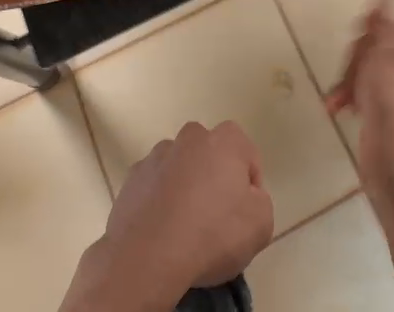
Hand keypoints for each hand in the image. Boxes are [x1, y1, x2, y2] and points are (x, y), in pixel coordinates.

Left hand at [66, 121, 273, 310]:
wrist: (149, 257)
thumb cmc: (213, 235)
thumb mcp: (261, 225)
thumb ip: (260, 201)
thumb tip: (245, 197)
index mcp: (226, 140)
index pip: (247, 156)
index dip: (250, 186)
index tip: (245, 214)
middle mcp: (190, 138)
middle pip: (210, 156)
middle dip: (215, 179)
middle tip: (217, 218)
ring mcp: (156, 156)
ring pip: (180, 168)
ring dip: (185, 188)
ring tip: (185, 227)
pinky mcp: (131, 179)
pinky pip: (154, 186)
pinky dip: (160, 201)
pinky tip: (162, 230)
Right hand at [326, 5, 393, 190]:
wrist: (393, 156)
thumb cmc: (391, 99)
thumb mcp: (387, 52)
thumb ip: (386, 24)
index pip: (389, 23)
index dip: (370, 30)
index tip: (359, 38)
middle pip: (372, 47)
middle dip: (354, 58)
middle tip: (352, 70)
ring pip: (362, 70)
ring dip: (346, 79)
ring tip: (339, 97)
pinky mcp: (380, 112)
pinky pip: (359, 93)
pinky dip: (346, 97)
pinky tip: (338, 107)